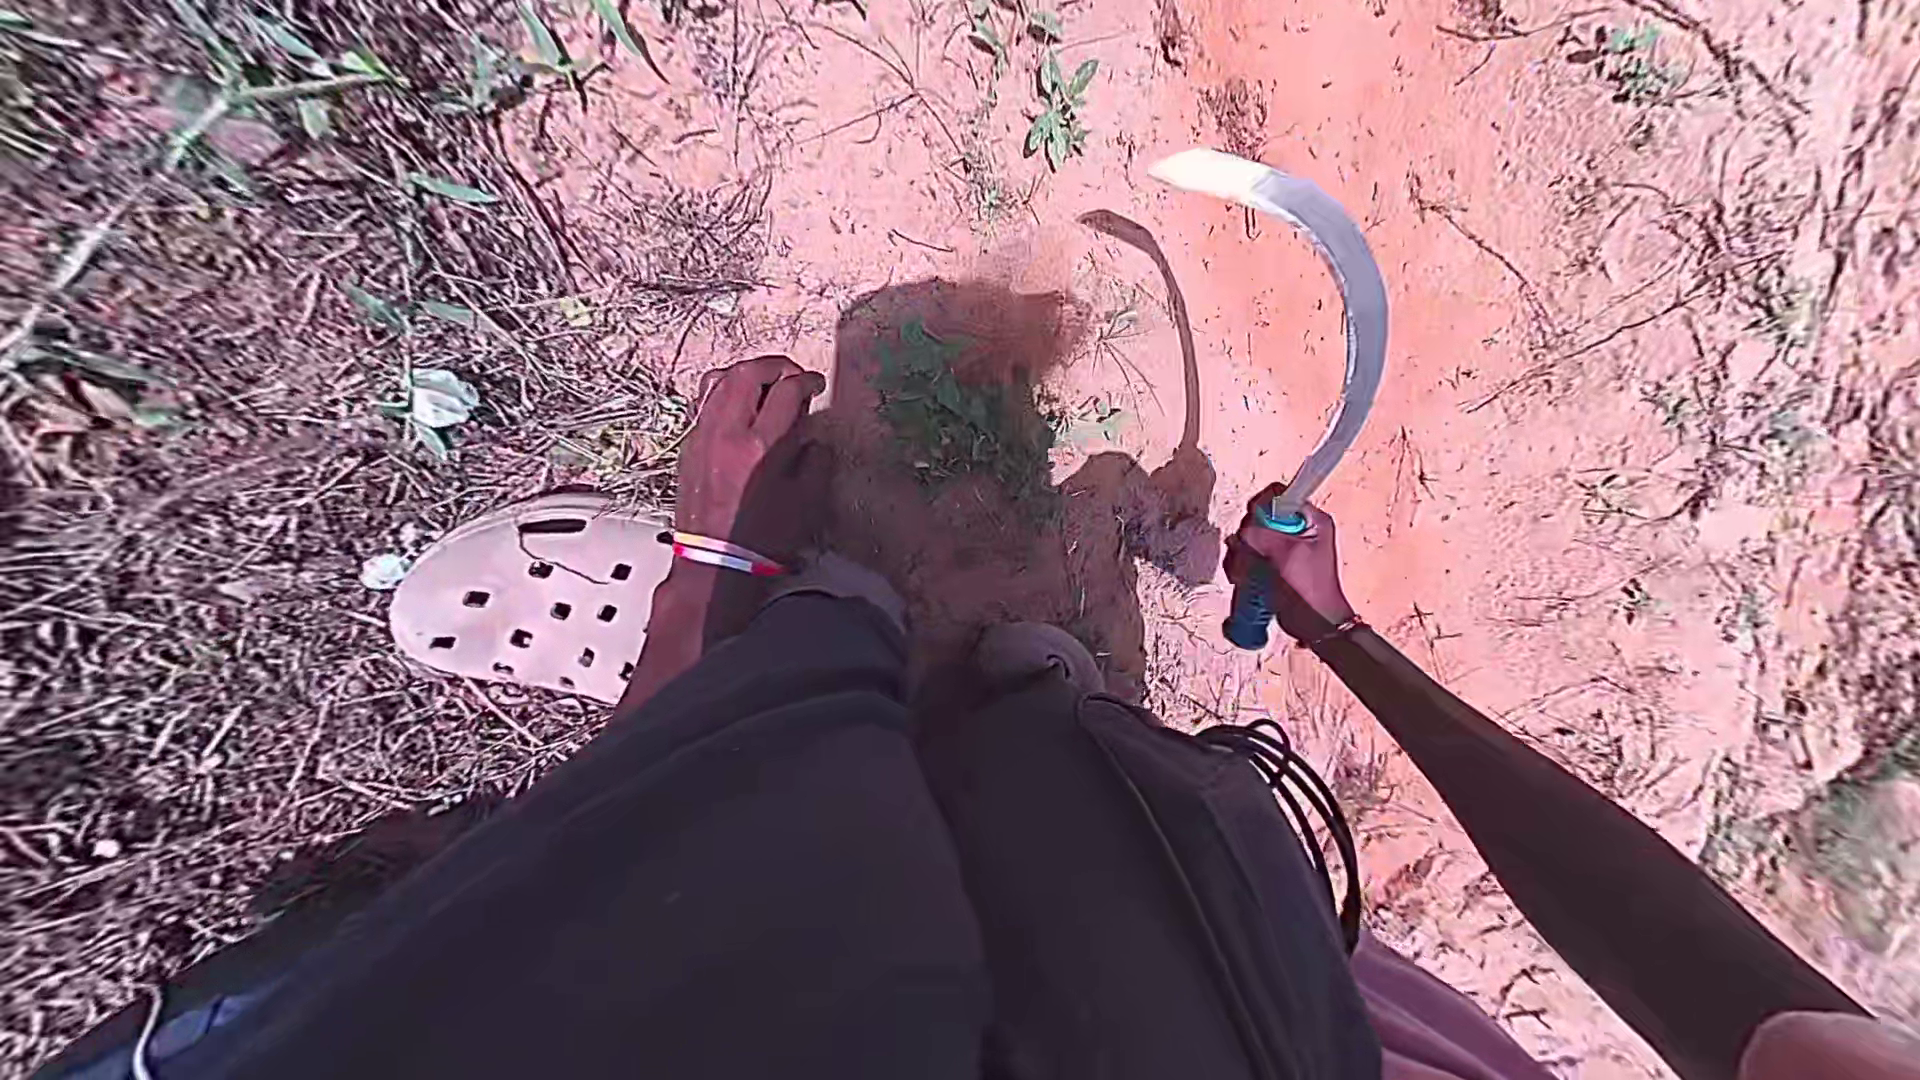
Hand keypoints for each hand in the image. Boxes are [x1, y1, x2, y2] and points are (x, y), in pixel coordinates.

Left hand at [675, 355, 829, 560]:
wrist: (717, 562)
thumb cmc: (763, 539)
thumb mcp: (807, 502)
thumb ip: (816, 461)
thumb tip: (814, 438)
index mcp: (761, 448)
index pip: (785, 392)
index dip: (806, 381)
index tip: (815, 385)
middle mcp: (727, 434)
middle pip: (747, 373)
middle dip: (775, 366)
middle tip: (792, 375)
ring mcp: (702, 437)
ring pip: (719, 381)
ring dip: (746, 373)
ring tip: (765, 383)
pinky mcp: (689, 446)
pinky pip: (705, 402)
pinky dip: (726, 392)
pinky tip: (740, 406)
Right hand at [1225, 485, 1355, 641]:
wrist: (1313, 622)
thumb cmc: (1308, 587)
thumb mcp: (1286, 553)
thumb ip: (1262, 534)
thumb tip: (1242, 531)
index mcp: (1310, 520)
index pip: (1278, 495)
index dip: (1261, 506)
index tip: (1254, 526)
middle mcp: (1295, 529)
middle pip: (1257, 517)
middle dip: (1247, 537)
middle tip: (1250, 555)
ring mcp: (1282, 547)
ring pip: (1248, 538)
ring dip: (1241, 555)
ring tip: (1246, 572)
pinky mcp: (1270, 563)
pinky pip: (1246, 555)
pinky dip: (1241, 565)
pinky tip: (1243, 578)